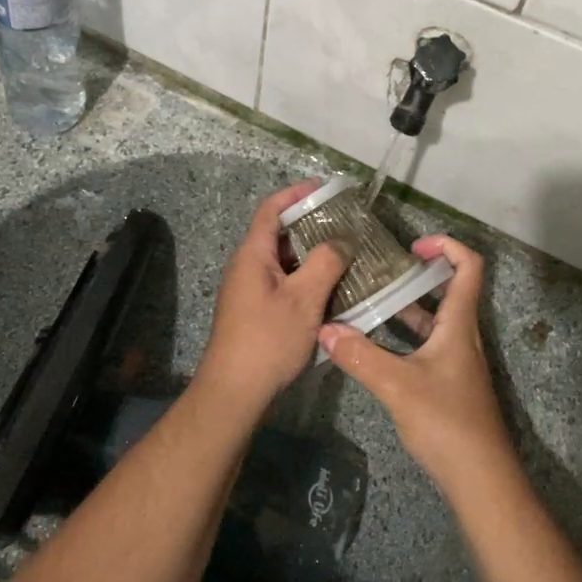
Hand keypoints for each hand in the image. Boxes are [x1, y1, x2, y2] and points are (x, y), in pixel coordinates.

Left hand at [193, 179, 350, 415]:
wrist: (234, 393)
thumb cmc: (268, 339)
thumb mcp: (304, 298)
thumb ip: (325, 263)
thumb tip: (342, 239)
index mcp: (252, 254)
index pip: (272, 209)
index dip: (296, 193)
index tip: (326, 188)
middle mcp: (247, 266)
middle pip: (279, 234)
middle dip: (312, 225)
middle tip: (346, 225)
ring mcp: (249, 290)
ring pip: (284, 261)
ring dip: (313, 256)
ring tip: (347, 255)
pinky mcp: (256, 311)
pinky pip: (283, 283)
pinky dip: (306, 279)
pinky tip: (332, 290)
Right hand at [317, 235, 511, 486]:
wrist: (480, 479)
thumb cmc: (447, 422)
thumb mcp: (397, 385)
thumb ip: (360, 356)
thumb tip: (325, 329)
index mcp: (459, 324)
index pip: (469, 267)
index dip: (447, 246)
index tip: (412, 245)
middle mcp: (462, 336)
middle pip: (449, 290)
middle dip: (417, 274)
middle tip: (380, 270)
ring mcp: (457, 361)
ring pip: (434, 320)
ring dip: (407, 306)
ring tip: (369, 300)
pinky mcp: (449, 384)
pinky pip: (427, 345)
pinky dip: (404, 336)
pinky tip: (375, 345)